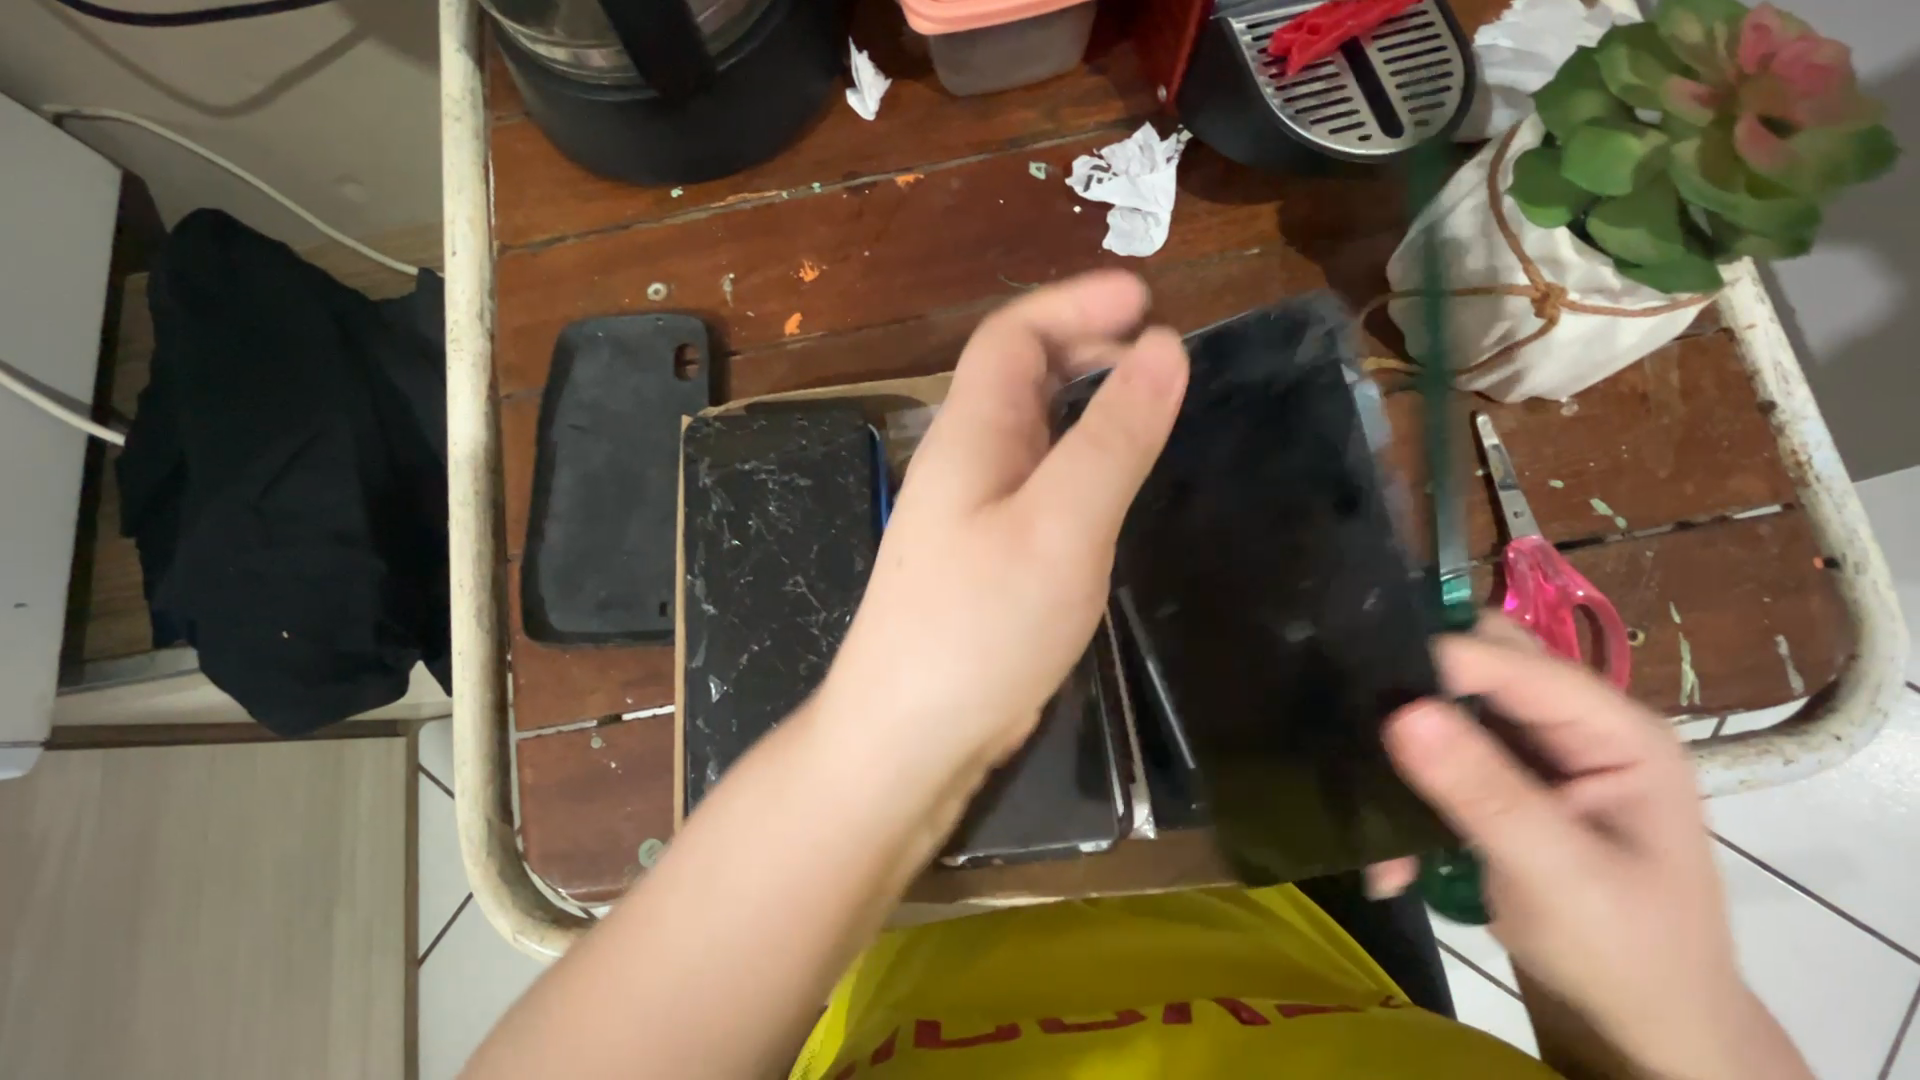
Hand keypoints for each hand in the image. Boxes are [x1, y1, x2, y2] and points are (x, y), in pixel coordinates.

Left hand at [815, 270, 1187, 778]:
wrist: (910, 735)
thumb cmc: (980, 627)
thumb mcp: (1060, 527)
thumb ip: (1113, 438)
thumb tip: (1164, 346)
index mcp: (971, 436)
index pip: (1012, 337)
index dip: (1075, 303)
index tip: (1147, 298)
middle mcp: (965, 464)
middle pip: (1019, 378)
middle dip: (1085, 346)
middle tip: (1158, 351)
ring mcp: (972, 516)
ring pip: (1031, 433)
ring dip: (1085, 403)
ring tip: (1148, 402)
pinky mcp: (987, 562)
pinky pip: (1038, 485)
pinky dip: (1080, 462)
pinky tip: (1112, 485)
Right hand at [1383, 619, 1807, 1078]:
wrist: (1643, 1029)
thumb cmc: (1624, 953)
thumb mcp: (1556, 874)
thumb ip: (1482, 791)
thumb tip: (1400, 712)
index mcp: (1616, 731)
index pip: (1512, 661)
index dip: (1436, 658)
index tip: (1352, 673)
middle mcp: (1576, 725)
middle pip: (1477, 667)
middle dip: (1411, 688)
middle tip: (1343, 710)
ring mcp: (1538, 754)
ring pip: (1448, 706)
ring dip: (1401, 744)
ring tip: (1352, 776)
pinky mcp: (1503, 782)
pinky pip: (1439, 754)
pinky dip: (1406, 785)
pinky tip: (1388, 845)